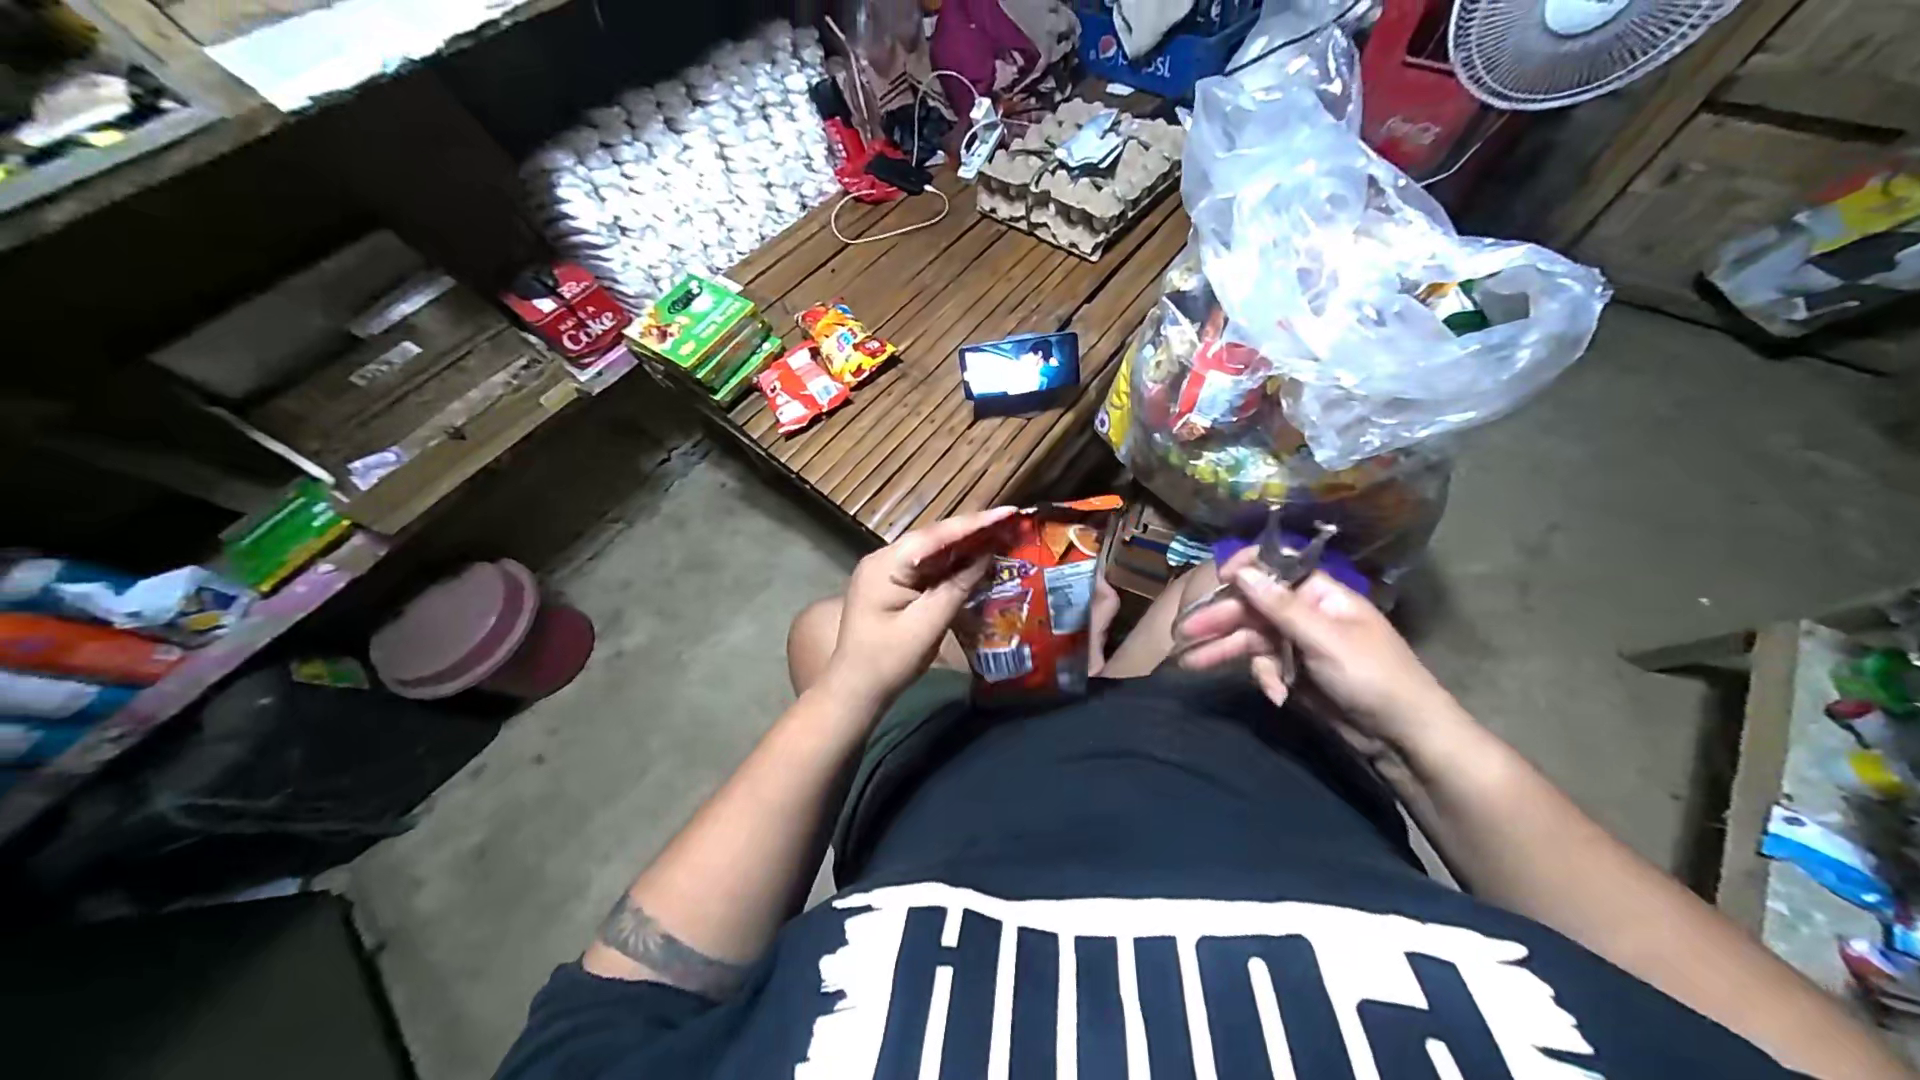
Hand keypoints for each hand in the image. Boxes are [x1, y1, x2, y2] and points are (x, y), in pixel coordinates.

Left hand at [818, 506, 1017, 710]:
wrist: (855, 689)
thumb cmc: (887, 662)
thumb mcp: (926, 627)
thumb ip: (955, 589)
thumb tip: (985, 557)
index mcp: (885, 564)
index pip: (936, 535)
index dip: (975, 523)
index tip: (1009, 511)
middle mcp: (883, 558)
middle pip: (934, 537)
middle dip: (973, 529)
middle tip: (1010, 522)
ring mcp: (886, 570)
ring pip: (931, 549)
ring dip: (964, 544)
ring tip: (1000, 534)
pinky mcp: (892, 584)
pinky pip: (926, 565)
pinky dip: (952, 563)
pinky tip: (974, 560)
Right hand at [1175, 547, 1458, 750]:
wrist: (1403, 737)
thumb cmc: (1373, 678)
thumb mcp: (1325, 639)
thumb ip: (1279, 606)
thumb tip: (1241, 571)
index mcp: (1320, 594)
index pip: (1276, 568)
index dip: (1246, 569)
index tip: (1218, 579)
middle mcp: (1305, 613)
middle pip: (1252, 608)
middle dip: (1219, 620)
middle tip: (1183, 632)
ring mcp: (1298, 643)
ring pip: (1251, 638)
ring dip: (1223, 650)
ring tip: (1188, 662)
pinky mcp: (1294, 671)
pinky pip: (1264, 665)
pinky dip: (1264, 679)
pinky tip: (1274, 695)